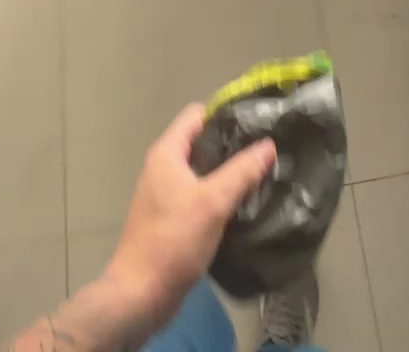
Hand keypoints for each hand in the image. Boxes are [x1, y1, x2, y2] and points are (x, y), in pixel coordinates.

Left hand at [103, 104, 277, 325]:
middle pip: (201, 141)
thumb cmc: (173, 241)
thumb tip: (268, 144)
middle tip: (265, 149)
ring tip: (260, 173)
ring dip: (228, 171)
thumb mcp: (213, 202)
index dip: (225, 113)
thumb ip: (242, 171)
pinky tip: (243, 202)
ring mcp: (165, 193)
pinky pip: (200, 193)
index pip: (197, 114)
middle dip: (232, 143)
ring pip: (203, 169)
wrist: (140, 295)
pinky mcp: (171, 217)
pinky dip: (219, 193)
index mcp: (167, 153)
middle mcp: (163, 167)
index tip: (256, 120)